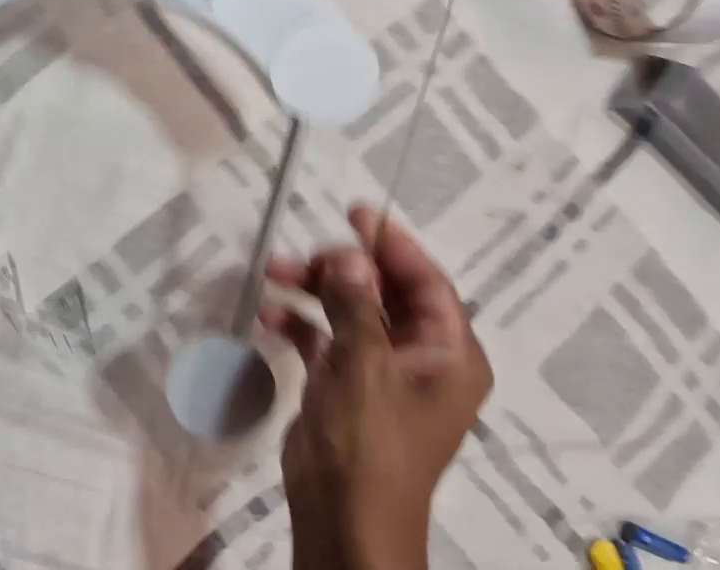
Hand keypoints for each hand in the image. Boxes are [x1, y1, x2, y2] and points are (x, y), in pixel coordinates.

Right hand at [262, 205, 491, 569]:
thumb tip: (348, 253)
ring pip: (349, 311)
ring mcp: (380, 371)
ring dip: (312, 290)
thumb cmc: (370, 436)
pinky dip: (299, 322)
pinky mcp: (344, 384)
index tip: (356, 212)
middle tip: (302, 255)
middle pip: (384, 293)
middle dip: (341, 268)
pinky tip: (270, 316)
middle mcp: (420, 357)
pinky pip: (324, 337)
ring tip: (272, 275)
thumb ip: (356, 304)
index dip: (393, 245)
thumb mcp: (364, 363)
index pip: (428, 284)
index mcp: (449, 354)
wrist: (345, 508)